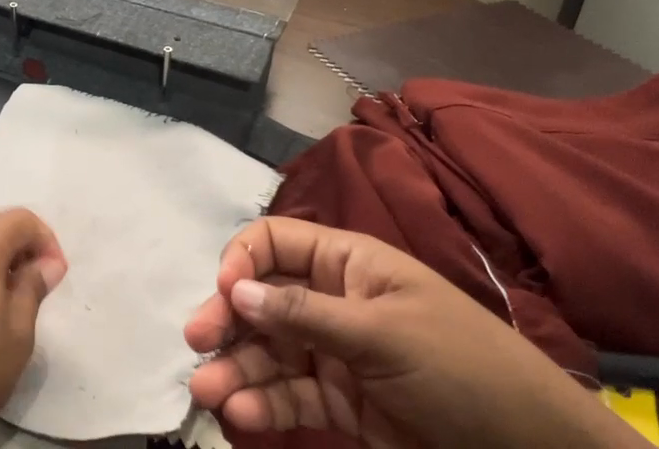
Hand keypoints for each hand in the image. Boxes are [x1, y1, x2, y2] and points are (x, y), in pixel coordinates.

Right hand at [185, 218, 649, 448]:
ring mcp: (338, 354)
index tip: (223, 292)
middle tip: (196, 344)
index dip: (243, 260)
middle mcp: (335, 301)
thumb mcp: (383, 334)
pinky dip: (265, 404)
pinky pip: (293, 396)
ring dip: (237, 369)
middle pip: (264, 301)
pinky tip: (242, 414)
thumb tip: (234, 290)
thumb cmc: (462, 367)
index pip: (277, 244)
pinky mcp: (345, 404)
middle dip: (228, 320)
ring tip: (207, 393)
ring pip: (271, 353)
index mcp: (348, 264)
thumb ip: (305, 314)